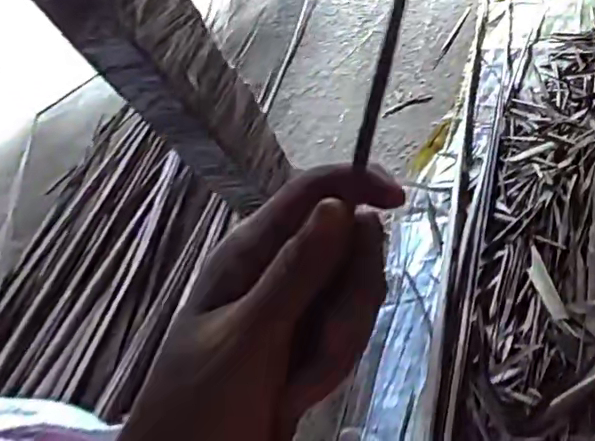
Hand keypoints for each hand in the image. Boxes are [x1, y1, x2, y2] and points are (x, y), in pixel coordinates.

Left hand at [120, 165, 405, 440]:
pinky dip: (339, 357)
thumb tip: (339, 202)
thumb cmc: (196, 413)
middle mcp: (280, 263)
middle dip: (352, 292)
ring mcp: (300, 298)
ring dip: (344, 336)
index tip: (398, 201)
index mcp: (252, 250)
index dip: (361, 181)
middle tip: (326, 343)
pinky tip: (303, 394)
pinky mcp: (314, 330)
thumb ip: (295, 272)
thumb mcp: (246, 341)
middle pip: (352, 238)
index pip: (316, 187)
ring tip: (300, 388)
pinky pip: (356, 318)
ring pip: (360, 281)